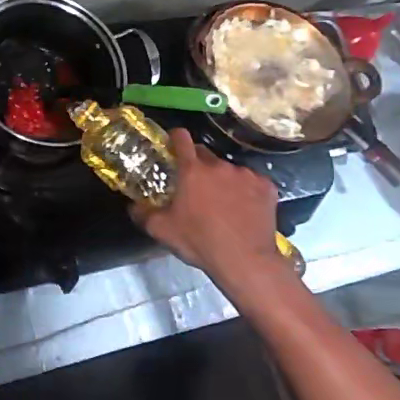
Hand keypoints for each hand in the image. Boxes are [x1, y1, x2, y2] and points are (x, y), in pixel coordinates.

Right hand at [132, 128, 286, 290]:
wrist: (246, 261)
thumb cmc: (200, 242)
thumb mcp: (162, 231)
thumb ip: (143, 214)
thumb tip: (133, 206)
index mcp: (192, 170)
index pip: (181, 138)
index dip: (175, 138)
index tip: (172, 145)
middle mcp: (220, 165)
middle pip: (205, 154)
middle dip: (198, 165)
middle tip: (194, 186)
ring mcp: (246, 175)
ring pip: (229, 170)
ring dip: (223, 180)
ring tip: (223, 203)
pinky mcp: (267, 187)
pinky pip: (252, 182)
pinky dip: (246, 191)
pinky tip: (245, 209)